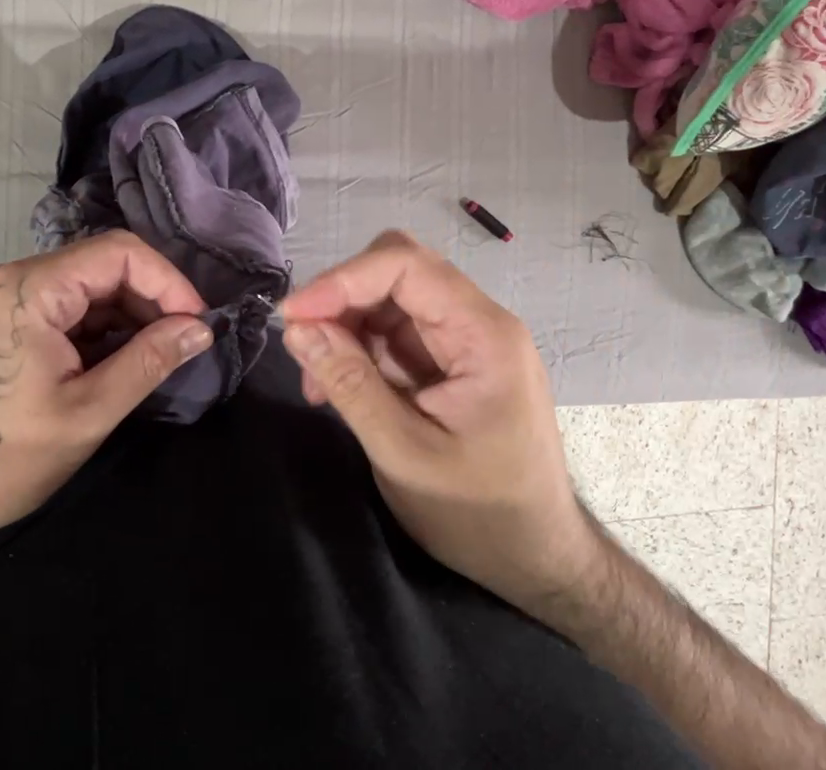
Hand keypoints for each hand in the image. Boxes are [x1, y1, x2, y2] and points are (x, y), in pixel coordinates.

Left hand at [0, 231, 213, 555]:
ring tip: (158, 357)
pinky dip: (98, 329)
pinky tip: (121, 361)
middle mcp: (12, 278)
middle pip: (101, 264)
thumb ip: (147, 362)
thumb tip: (200, 329)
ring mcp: (2, 298)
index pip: (118, 252)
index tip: (198, 326)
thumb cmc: (2, 459)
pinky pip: (63, 308)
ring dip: (127, 316)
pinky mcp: (0, 320)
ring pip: (85, 286)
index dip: (168, 282)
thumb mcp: (87, 413)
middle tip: (184, 345)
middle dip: (150, 299)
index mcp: (28, 290)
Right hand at [280, 230, 602, 610]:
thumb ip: (350, 384)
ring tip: (316, 384)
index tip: (292, 317)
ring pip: (388, 301)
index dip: (341, 279)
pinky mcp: (448, 365)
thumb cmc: (477, 514)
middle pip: (397, 272)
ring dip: (343, 329)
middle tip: (301, 346)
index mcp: (483, 334)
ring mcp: (464, 343)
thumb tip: (297, 328)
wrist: (534, 560)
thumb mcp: (403, 452)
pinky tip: (335, 390)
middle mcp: (477, 323)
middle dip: (340, 300)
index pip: (405, 265)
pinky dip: (357, 352)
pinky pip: (393, 336)